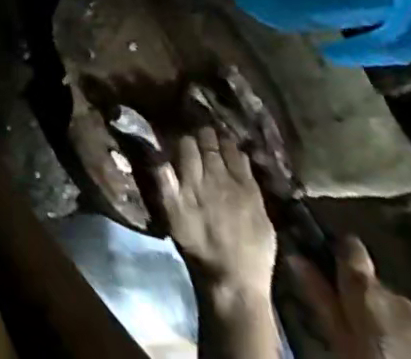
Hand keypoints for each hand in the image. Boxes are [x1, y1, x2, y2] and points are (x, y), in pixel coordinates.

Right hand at [151, 128, 277, 291]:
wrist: (235, 277)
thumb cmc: (198, 248)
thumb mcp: (172, 216)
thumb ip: (164, 184)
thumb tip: (156, 155)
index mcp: (191, 182)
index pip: (186, 145)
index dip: (184, 138)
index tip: (182, 138)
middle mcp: (213, 176)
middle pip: (207, 142)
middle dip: (203, 134)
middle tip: (200, 132)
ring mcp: (236, 183)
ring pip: (227, 148)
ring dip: (220, 140)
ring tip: (216, 138)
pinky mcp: (254, 192)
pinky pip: (245, 162)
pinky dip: (237, 153)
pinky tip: (235, 152)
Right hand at [290, 237, 410, 358]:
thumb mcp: (338, 342)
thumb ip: (319, 299)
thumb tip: (296, 258)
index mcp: (367, 290)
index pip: (350, 247)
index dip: (336, 249)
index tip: (321, 258)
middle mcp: (398, 296)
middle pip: (371, 284)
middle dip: (357, 297)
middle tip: (340, 319)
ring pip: (393, 310)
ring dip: (380, 320)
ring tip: (368, 346)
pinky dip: (402, 339)